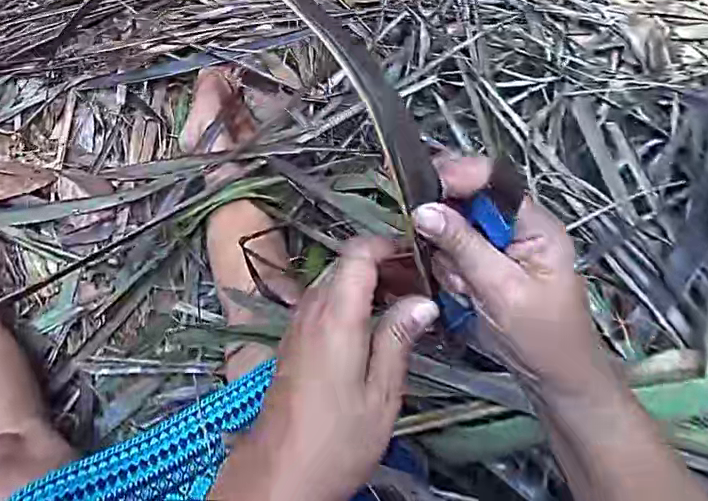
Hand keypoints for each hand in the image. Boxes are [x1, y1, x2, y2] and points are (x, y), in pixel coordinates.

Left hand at [213, 237, 438, 500]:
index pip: (357, 254)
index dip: (387, 245)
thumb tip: (423, 301)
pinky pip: (325, 299)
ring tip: (408, 302)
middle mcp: (311, 305)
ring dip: (368, 282)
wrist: (284, 462)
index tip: (418, 253)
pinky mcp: (295, 333)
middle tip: (422, 283)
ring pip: (335, 280)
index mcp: (335, 312)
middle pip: (346, 263)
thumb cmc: (339, 435)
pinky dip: (352, 298)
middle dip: (384, 264)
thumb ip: (399, 339)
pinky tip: (376, 321)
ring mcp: (299, 317)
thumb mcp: (382, 392)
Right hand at [413, 156, 614, 401]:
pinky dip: (444, 266)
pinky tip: (461, 289)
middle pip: (461, 198)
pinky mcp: (479, 257)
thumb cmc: (548, 340)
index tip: (424, 191)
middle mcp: (512, 225)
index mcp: (534, 224)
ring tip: (464, 285)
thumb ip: (463, 245)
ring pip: (448, 224)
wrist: (555, 381)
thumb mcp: (504, 290)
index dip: (455, 176)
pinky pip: (446, 247)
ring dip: (445, 254)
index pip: (490, 178)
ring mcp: (494, 242)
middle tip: (446, 253)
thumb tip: (425, 210)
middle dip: (446, 226)